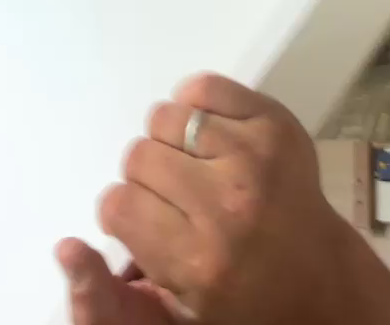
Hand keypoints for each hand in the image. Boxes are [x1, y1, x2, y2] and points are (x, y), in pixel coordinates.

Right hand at [77, 74, 389, 324]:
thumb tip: (65, 248)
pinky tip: (211, 137)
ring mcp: (255, 155)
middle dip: (149, 178)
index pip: (117, 204)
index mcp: (199, 260)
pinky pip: (202, 86)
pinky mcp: (274, 121)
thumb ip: (113, 297)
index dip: (126, 212)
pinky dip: (196, 105)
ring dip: (171, 142)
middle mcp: (227, 204)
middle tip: (177, 199)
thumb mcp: (176, 316)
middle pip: (138, 156)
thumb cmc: (245, 302)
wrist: (324, 282)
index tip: (150, 222)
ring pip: (164, 117)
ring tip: (196, 168)